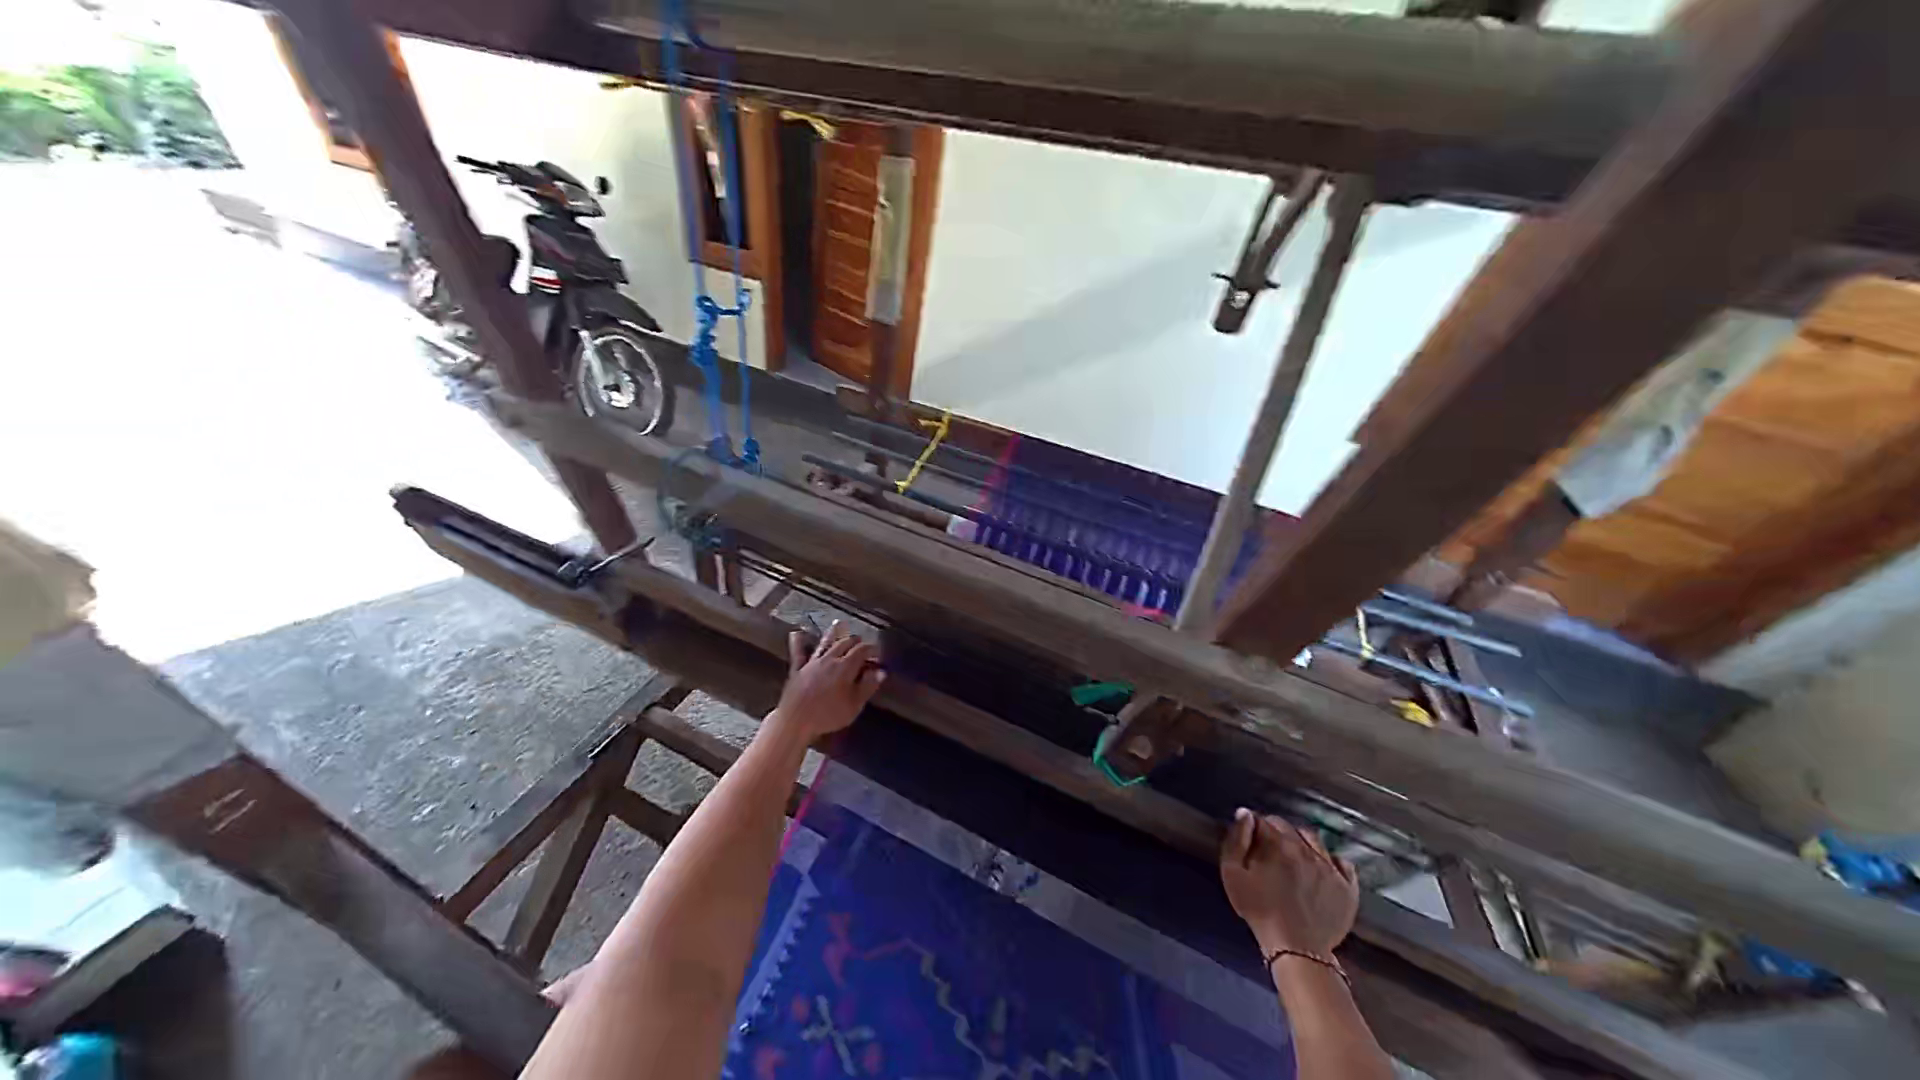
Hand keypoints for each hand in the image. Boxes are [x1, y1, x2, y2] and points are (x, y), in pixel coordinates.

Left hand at [767, 621, 883, 741]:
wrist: (796, 721)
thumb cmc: (829, 715)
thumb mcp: (854, 705)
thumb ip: (868, 686)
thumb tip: (881, 671)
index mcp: (846, 666)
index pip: (862, 650)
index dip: (872, 649)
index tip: (878, 652)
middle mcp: (830, 659)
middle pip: (845, 643)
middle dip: (856, 641)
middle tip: (862, 642)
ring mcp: (812, 662)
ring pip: (825, 642)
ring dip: (834, 633)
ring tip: (839, 623)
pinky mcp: (797, 669)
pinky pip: (798, 652)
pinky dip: (798, 641)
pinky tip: (796, 632)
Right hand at [1220, 808, 1357, 955]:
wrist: (1296, 949)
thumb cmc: (1259, 910)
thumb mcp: (1232, 874)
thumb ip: (1236, 840)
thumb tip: (1245, 814)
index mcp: (1277, 843)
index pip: (1262, 820)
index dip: (1253, 826)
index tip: (1249, 839)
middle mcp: (1305, 848)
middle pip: (1287, 827)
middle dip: (1275, 832)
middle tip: (1267, 850)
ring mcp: (1330, 867)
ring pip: (1314, 840)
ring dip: (1301, 840)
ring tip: (1293, 855)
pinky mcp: (1347, 886)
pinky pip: (1342, 862)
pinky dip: (1332, 860)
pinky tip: (1322, 868)